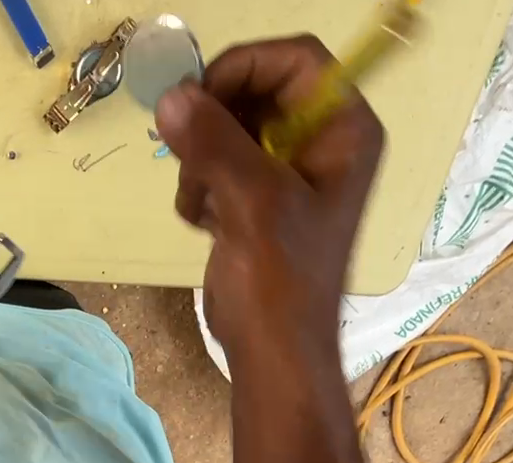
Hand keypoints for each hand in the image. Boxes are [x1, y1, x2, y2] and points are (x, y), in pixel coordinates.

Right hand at [155, 36, 383, 360]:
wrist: (271, 349)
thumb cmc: (279, 280)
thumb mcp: (252, 203)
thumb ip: (214, 144)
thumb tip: (170, 98)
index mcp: (341, 130)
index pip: (296, 62)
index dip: (244, 68)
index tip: (195, 98)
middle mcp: (316, 144)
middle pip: (256, 94)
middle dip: (214, 124)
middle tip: (186, 153)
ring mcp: (282, 176)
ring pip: (227, 135)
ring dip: (200, 163)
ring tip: (201, 205)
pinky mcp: (251, 205)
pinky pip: (215, 172)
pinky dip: (198, 192)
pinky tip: (203, 223)